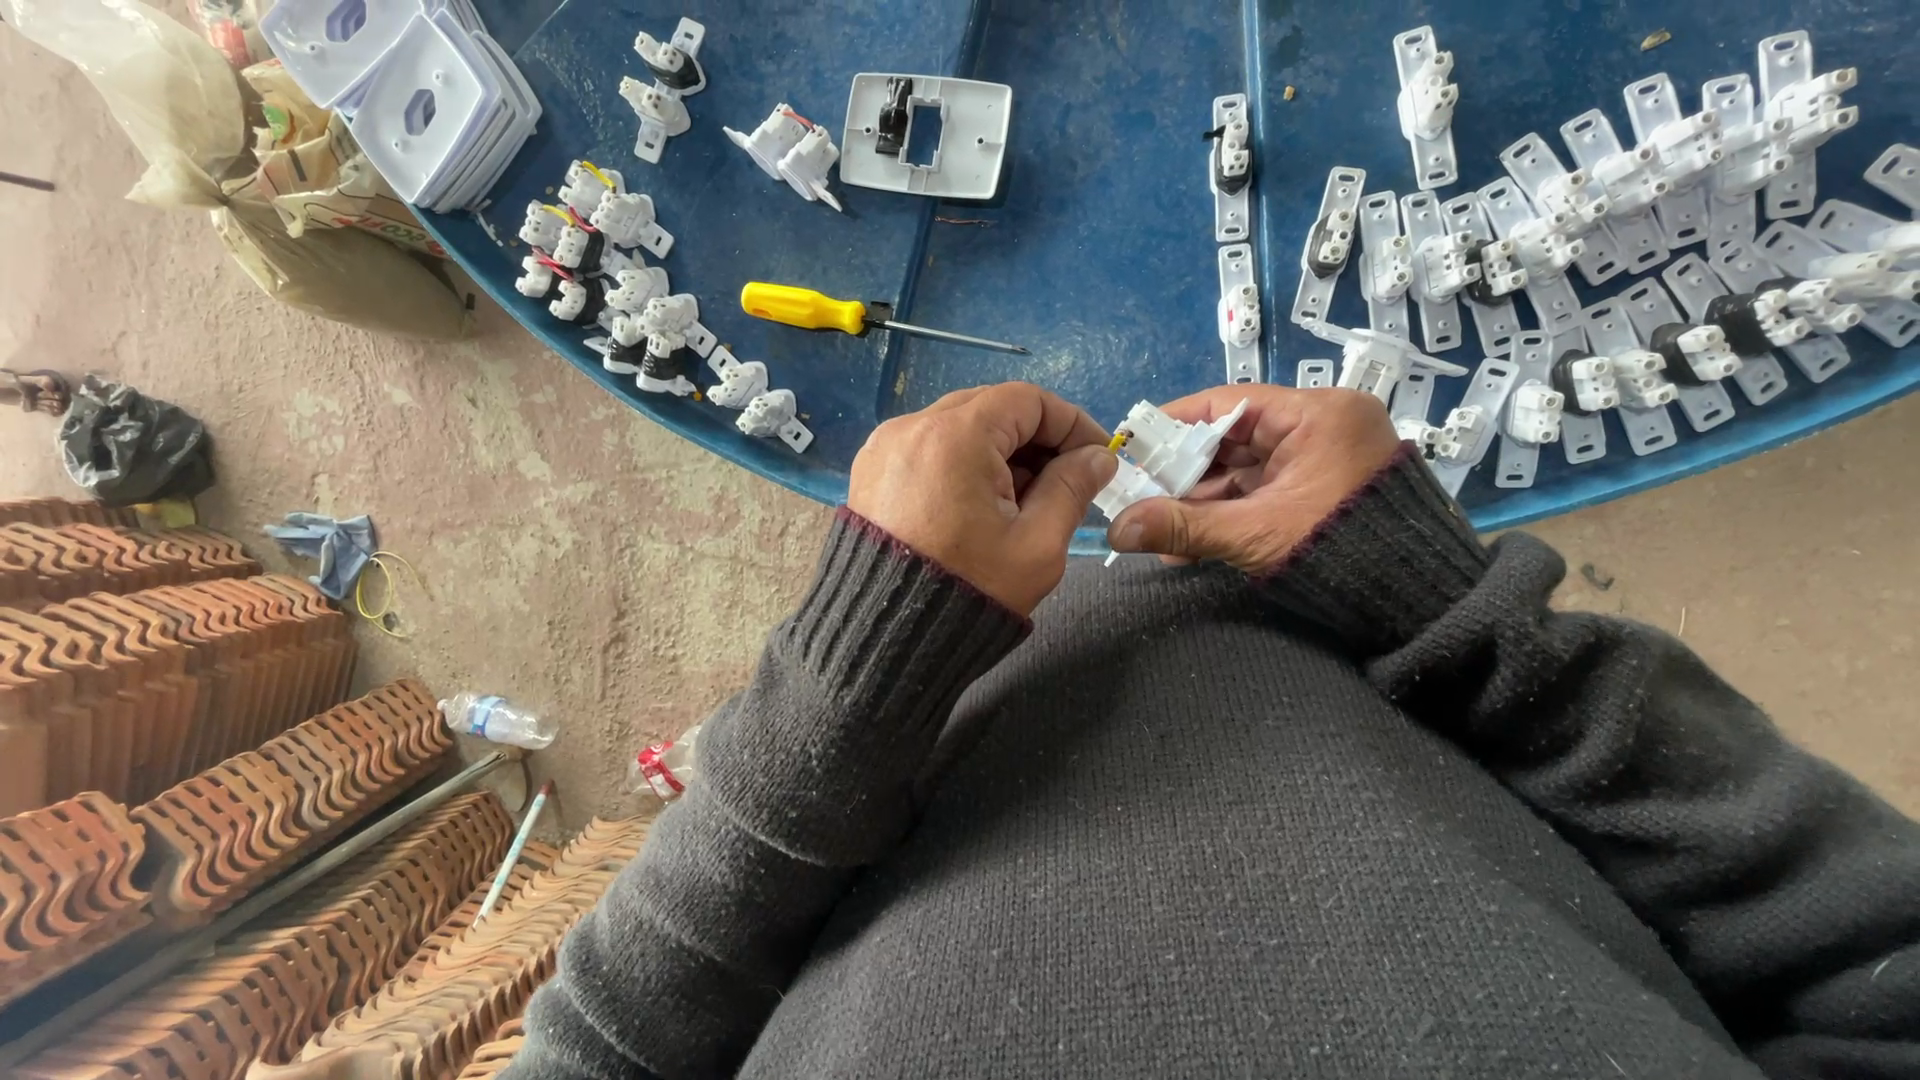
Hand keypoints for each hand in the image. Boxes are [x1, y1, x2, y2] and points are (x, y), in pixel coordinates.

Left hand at [848, 383, 1116, 615]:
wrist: (885, 640)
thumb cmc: (970, 590)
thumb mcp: (1037, 544)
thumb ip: (1072, 488)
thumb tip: (1097, 457)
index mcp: (955, 436)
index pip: (1027, 400)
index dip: (1070, 422)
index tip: (1095, 456)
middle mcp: (912, 427)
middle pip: (990, 408)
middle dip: (1035, 438)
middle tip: (1066, 480)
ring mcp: (884, 447)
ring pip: (958, 427)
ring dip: (999, 452)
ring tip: (1023, 500)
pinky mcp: (870, 471)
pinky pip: (928, 449)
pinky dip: (961, 463)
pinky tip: (980, 504)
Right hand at [1106, 386, 1400, 574]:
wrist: (1420, 605)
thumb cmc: (1340, 551)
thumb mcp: (1255, 535)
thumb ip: (1183, 527)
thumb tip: (1117, 529)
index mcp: (1316, 416)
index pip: (1228, 403)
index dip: (1174, 424)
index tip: (1133, 445)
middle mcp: (1321, 427)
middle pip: (1231, 440)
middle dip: (1181, 475)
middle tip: (1138, 495)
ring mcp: (1320, 462)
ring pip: (1241, 472)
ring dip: (1198, 503)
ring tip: (1156, 529)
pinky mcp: (1318, 492)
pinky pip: (1259, 494)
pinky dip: (1224, 515)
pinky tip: (1186, 543)